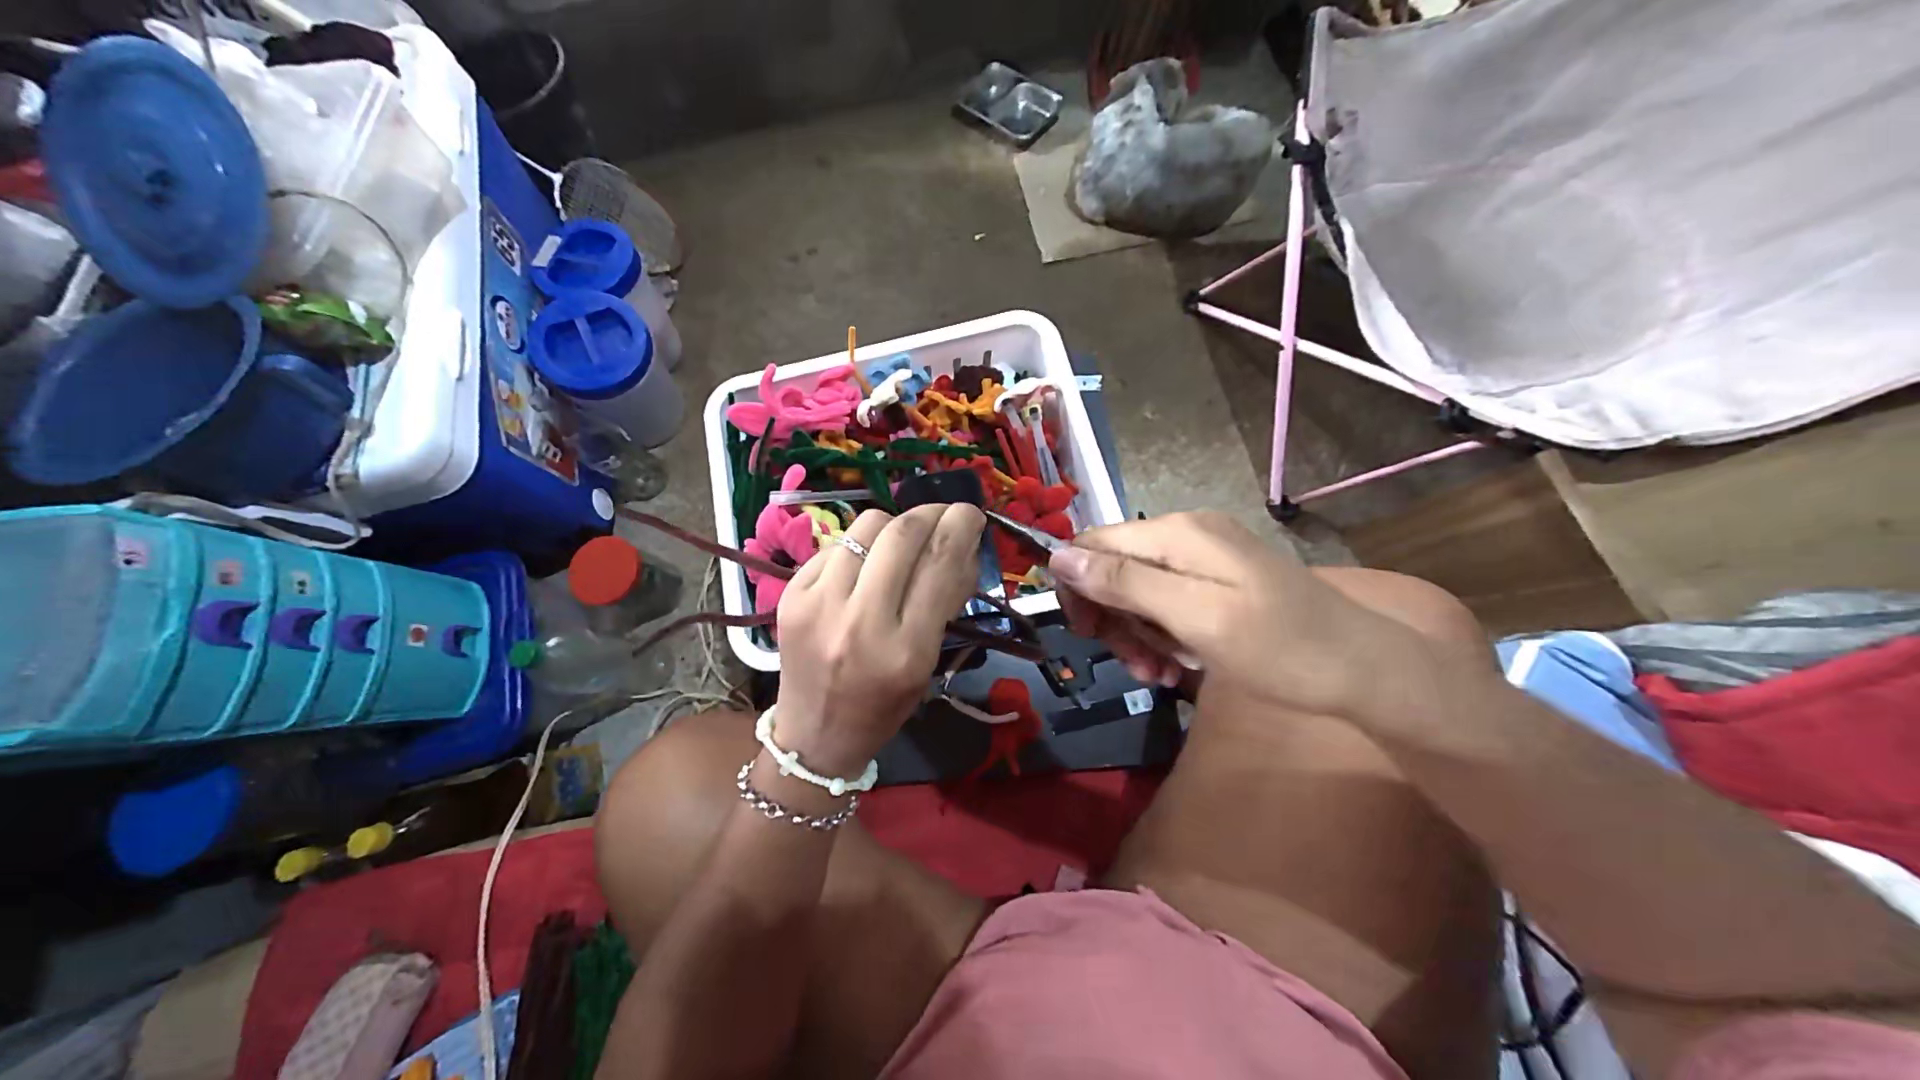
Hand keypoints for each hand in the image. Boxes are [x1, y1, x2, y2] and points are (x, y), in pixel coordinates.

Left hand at [771, 504, 985, 776]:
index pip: (941, 563)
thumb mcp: (928, 661)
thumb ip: (946, 600)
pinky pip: (836, 544)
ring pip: (866, 526)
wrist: (815, 736)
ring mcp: (819, 604)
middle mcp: (861, 622)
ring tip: (900, 543)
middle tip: (943, 515)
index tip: (970, 514)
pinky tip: (863, 567)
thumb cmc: (884, 705)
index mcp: (907, 649)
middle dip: (931, 513)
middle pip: (903, 533)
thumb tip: (961, 542)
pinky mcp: (791, 594)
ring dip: (893, 526)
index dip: (961, 526)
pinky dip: (859, 546)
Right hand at [1050, 511, 1420, 717]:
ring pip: (1139, 592)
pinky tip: (1180, 668)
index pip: (1093, 543)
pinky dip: (1165, 637)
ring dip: (1139, 636)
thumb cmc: (1280, 647)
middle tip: (1134, 664)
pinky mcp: (1221, 584)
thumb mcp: (1195, 616)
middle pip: (1115, 569)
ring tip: (1161, 674)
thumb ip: (1126, 582)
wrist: (1367, 672)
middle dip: (1114, 619)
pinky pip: (1170, 604)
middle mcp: (1187, 535)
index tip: (1088, 635)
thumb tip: (1058, 555)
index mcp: (1177, 532)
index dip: (1077, 586)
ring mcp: (1207, 559)